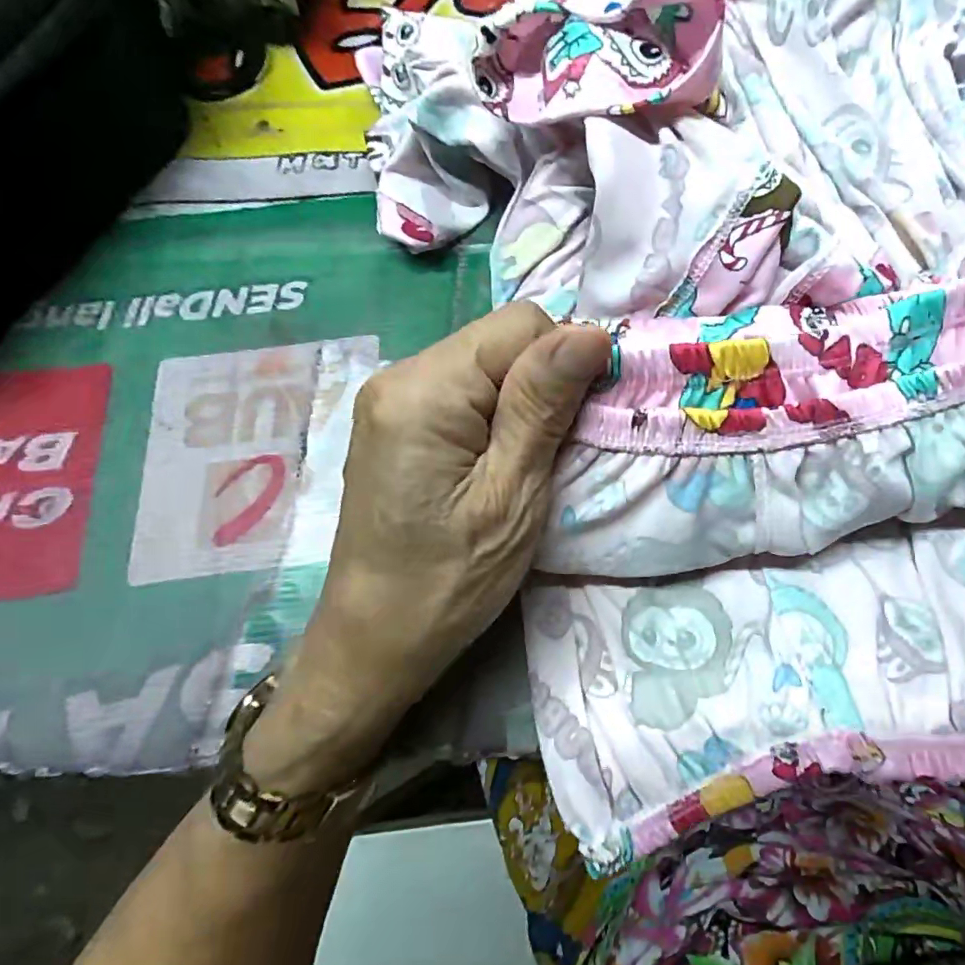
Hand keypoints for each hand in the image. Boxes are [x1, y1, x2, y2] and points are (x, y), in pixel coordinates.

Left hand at [246, 303, 610, 784]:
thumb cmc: (451, 580)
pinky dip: (493, 415)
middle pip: (498, 340)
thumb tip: (589, 333)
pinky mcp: (393, 424)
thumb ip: (544, 405)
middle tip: (555, 450)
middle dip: (543, 380)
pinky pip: (460, 392)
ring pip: (483, 365)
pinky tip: (496, 460)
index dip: (567, 358)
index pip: (520, 324)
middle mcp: (398, 376)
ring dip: (520, 400)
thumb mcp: (513, 494)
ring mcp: (389, 399)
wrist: (375, 640)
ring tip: (528, 461)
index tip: (583, 419)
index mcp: (424, 388)